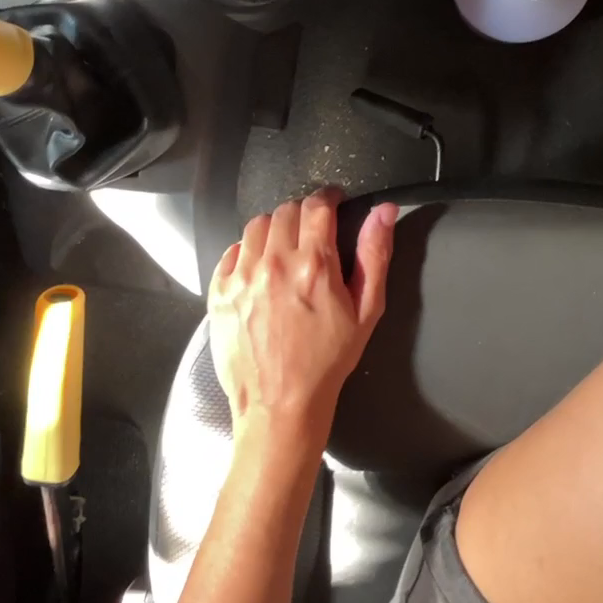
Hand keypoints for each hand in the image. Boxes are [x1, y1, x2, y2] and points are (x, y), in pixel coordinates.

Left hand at [208, 190, 399, 443]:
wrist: (279, 405)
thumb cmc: (327, 361)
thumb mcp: (366, 311)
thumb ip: (375, 255)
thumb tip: (384, 212)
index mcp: (313, 265)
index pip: (316, 205)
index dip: (328, 197)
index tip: (332, 202)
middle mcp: (273, 264)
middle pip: (285, 211)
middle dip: (303, 214)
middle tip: (312, 234)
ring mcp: (241, 277)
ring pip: (255, 226)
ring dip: (274, 229)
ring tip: (285, 250)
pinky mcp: (218, 292)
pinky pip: (231, 251)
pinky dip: (246, 252)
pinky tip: (260, 270)